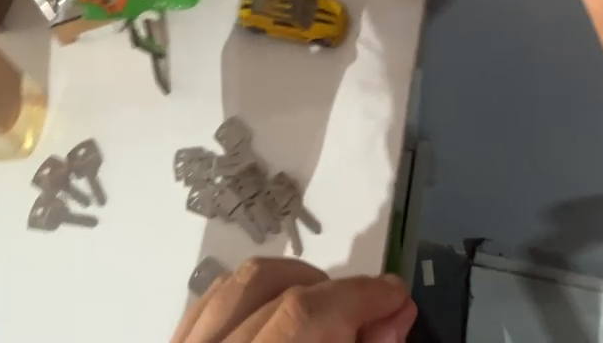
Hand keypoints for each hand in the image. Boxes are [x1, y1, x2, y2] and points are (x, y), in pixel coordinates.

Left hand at [171, 258, 416, 342]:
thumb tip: (392, 315)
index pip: (305, 318)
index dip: (360, 299)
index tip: (394, 297)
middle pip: (271, 290)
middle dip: (333, 293)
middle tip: (371, 313)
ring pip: (236, 285)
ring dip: (291, 284)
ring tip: (328, 311)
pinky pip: (208, 303)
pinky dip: (250, 296)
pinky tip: (279, 312)